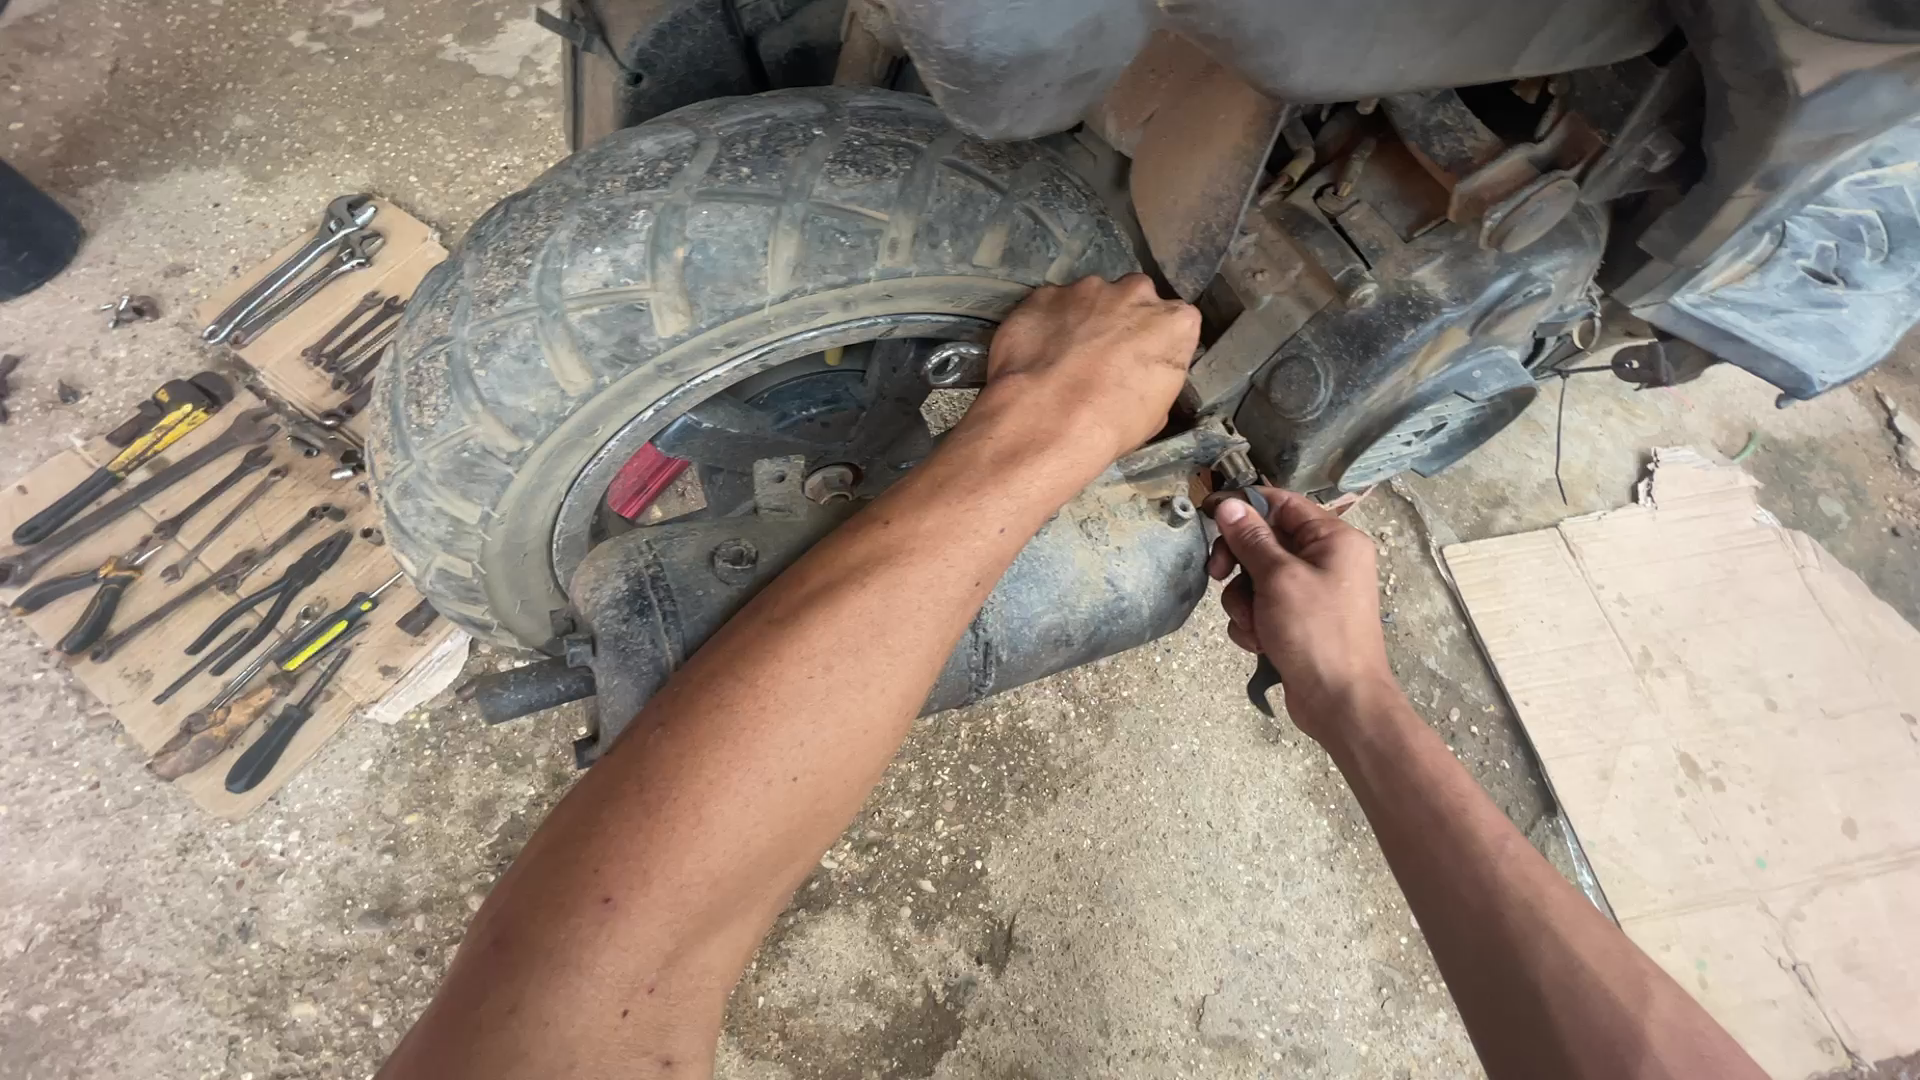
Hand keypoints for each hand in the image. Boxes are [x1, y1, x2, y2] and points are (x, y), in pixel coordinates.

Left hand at [964, 274, 1198, 467]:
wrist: (1046, 421)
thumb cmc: (1110, 426)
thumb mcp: (1155, 413)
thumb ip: (1155, 376)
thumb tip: (1140, 376)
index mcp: (1175, 322)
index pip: (1173, 324)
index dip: (1152, 345)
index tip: (1137, 364)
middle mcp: (1135, 293)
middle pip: (1132, 300)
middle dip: (1119, 322)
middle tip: (1099, 358)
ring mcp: (1086, 289)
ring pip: (1088, 300)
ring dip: (1080, 322)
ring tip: (1061, 359)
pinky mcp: (1044, 295)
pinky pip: (1049, 307)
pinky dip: (1044, 325)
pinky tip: (1034, 355)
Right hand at [1206, 489, 1396, 738]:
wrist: (1340, 702)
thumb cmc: (1316, 633)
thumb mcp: (1278, 578)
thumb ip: (1250, 539)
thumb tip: (1228, 504)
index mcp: (1333, 539)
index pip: (1280, 504)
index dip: (1243, 506)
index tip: (1207, 514)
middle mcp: (1324, 559)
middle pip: (1262, 541)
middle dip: (1238, 564)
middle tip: (1218, 576)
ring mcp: (1309, 591)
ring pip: (1254, 577)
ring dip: (1243, 600)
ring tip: (1254, 623)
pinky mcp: (1295, 619)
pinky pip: (1259, 606)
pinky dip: (1252, 622)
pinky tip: (1260, 641)